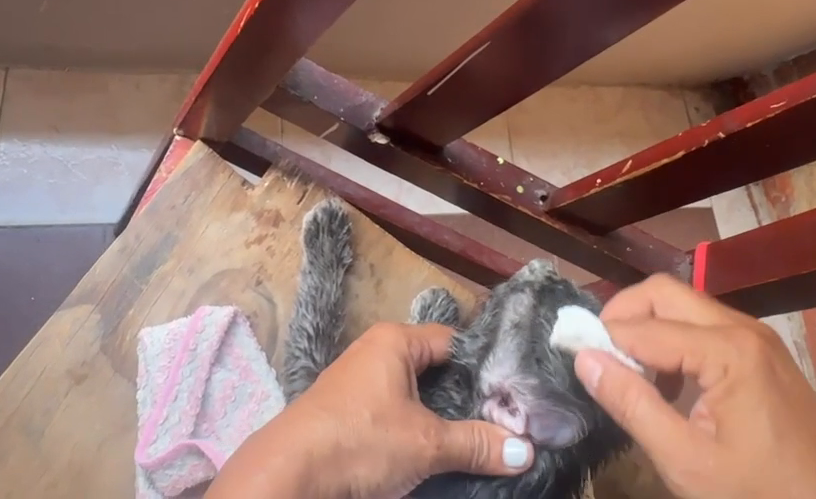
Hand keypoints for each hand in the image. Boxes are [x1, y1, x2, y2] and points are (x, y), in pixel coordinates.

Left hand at [210, 322, 531, 498]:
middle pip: (434, 367)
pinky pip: (394, 412)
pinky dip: (415, 429)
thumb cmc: (360, 441)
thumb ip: (474, 444)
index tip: (515, 392)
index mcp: (395, 341)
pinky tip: (435, 452)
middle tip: (505, 421)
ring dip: (439, 417)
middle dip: (465, 396)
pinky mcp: (348, 413)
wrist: (290, 474)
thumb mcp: (425, 444)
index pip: (452, 341)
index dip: (484, 364)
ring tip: (478, 440)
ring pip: (414, 393)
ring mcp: (359, 382)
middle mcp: (376, 351)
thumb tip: (526, 450)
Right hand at [572, 275, 815, 498]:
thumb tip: (584, 358)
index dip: (602, 339)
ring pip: (685, 305)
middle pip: (664, 293)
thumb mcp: (688, 462)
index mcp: (727, 350)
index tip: (571, 356)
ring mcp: (758, 338)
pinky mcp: (766, 354)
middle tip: (598, 355)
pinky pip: (707, 325)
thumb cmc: (763, 497)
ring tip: (630, 373)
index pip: (643, 327)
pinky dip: (677, 339)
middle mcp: (743, 327)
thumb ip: (632, 405)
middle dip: (624, 315)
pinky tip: (669, 383)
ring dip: (650, 327)